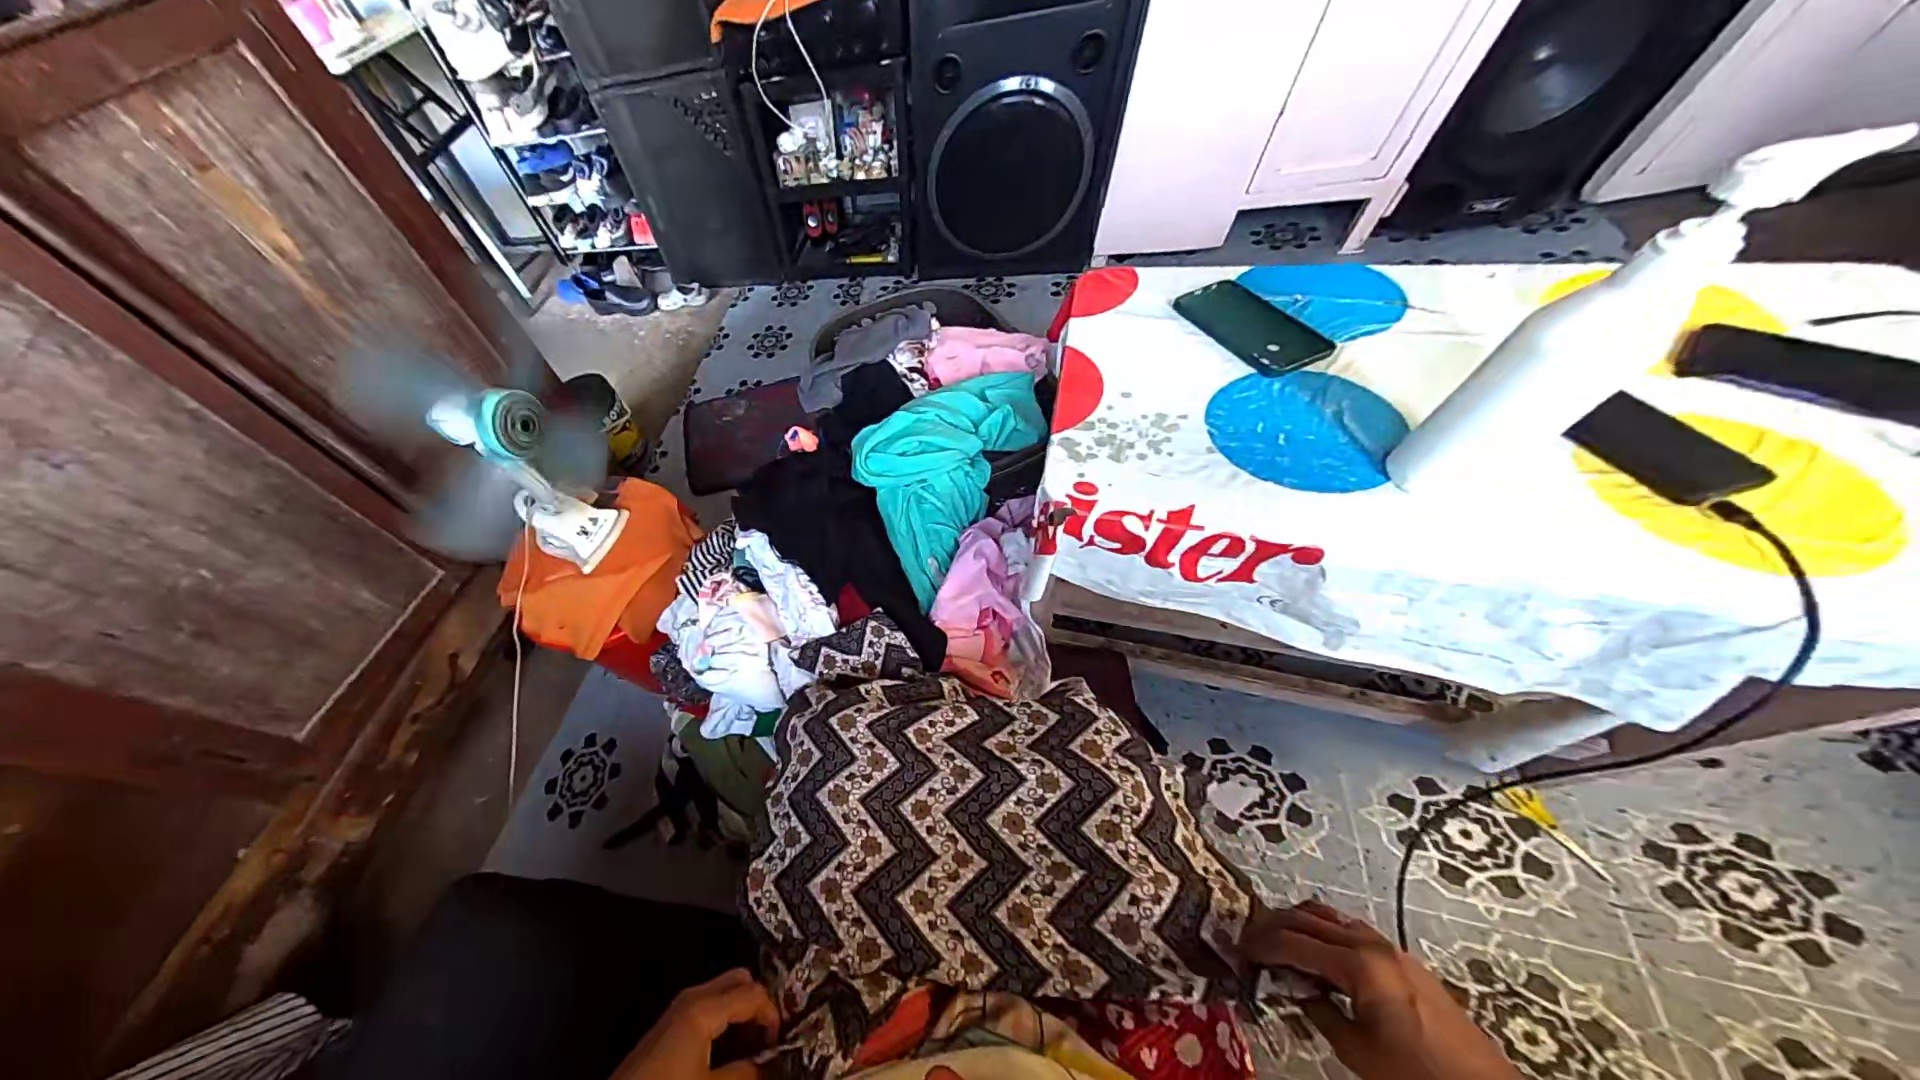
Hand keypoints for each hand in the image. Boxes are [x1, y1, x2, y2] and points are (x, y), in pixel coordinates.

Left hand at [609, 969, 780, 1079]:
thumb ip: (746, 1074)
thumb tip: (770, 1065)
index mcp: (703, 1008)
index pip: (754, 994)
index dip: (774, 1015)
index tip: (782, 1043)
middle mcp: (692, 998)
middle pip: (740, 980)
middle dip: (760, 1004)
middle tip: (770, 1037)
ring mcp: (678, 1009)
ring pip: (724, 992)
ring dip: (743, 1011)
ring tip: (754, 1046)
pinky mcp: (669, 1026)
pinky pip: (709, 1006)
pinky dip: (726, 1019)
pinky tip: (729, 1051)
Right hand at [1239, 900, 1519, 1079]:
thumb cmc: (1416, 1075)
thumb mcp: (1357, 1051)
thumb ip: (1318, 1011)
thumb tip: (1293, 988)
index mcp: (1358, 965)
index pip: (1294, 941)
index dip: (1261, 944)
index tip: (1239, 950)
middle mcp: (1371, 943)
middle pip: (1308, 917)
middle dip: (1273, 925)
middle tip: (1249, 939)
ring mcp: (1389, 947)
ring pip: (1329, 915)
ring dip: (1298, 922)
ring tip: (1277, 940)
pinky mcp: (1402, 958)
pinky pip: (1350, 928)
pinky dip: (1323, 930)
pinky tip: (1316, 953)